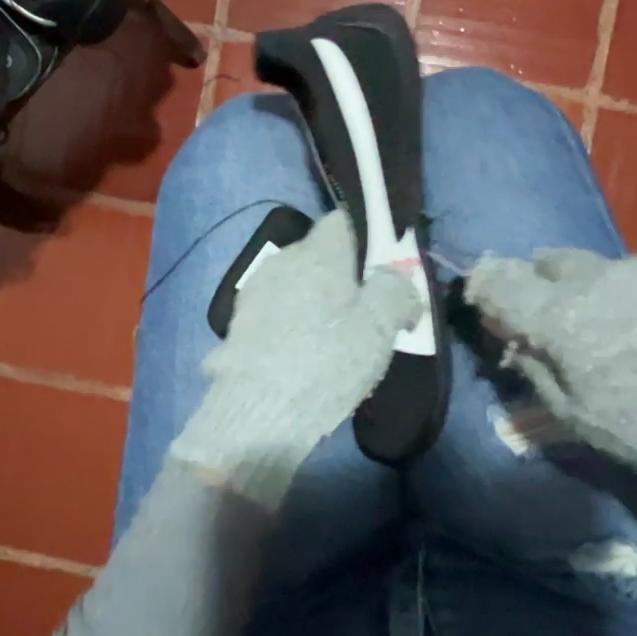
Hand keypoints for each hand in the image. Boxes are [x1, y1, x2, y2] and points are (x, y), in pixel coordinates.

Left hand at [169, 210, 423, 509]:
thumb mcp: (380, 324)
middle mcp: (281, 262)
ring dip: (314, 303)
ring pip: (296, 286)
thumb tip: (397, 279)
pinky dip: (291, 327)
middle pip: (319, 256)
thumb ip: (396, 289)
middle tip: (366, 313)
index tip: (384, 270)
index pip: (343, 222)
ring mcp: (254, 294)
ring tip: (332, 342)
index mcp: (317, 252)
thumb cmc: (327, 360)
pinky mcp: (239, 327)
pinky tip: (302, 358)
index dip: (367, 240)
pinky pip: (276, 314)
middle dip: (342, 277)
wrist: (259, 413)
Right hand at [465, 249, 636, 534]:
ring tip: (615, 328)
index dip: (487, 288)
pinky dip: (636, 294)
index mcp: (560, 315)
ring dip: (591, 289)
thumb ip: (536, 367)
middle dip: (540, 282)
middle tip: (552, 316)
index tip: (489, 305)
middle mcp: (594, 278)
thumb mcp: (576, 414)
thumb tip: (514, 339)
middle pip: (547, 261)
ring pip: (598, 267)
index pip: (500, 281)